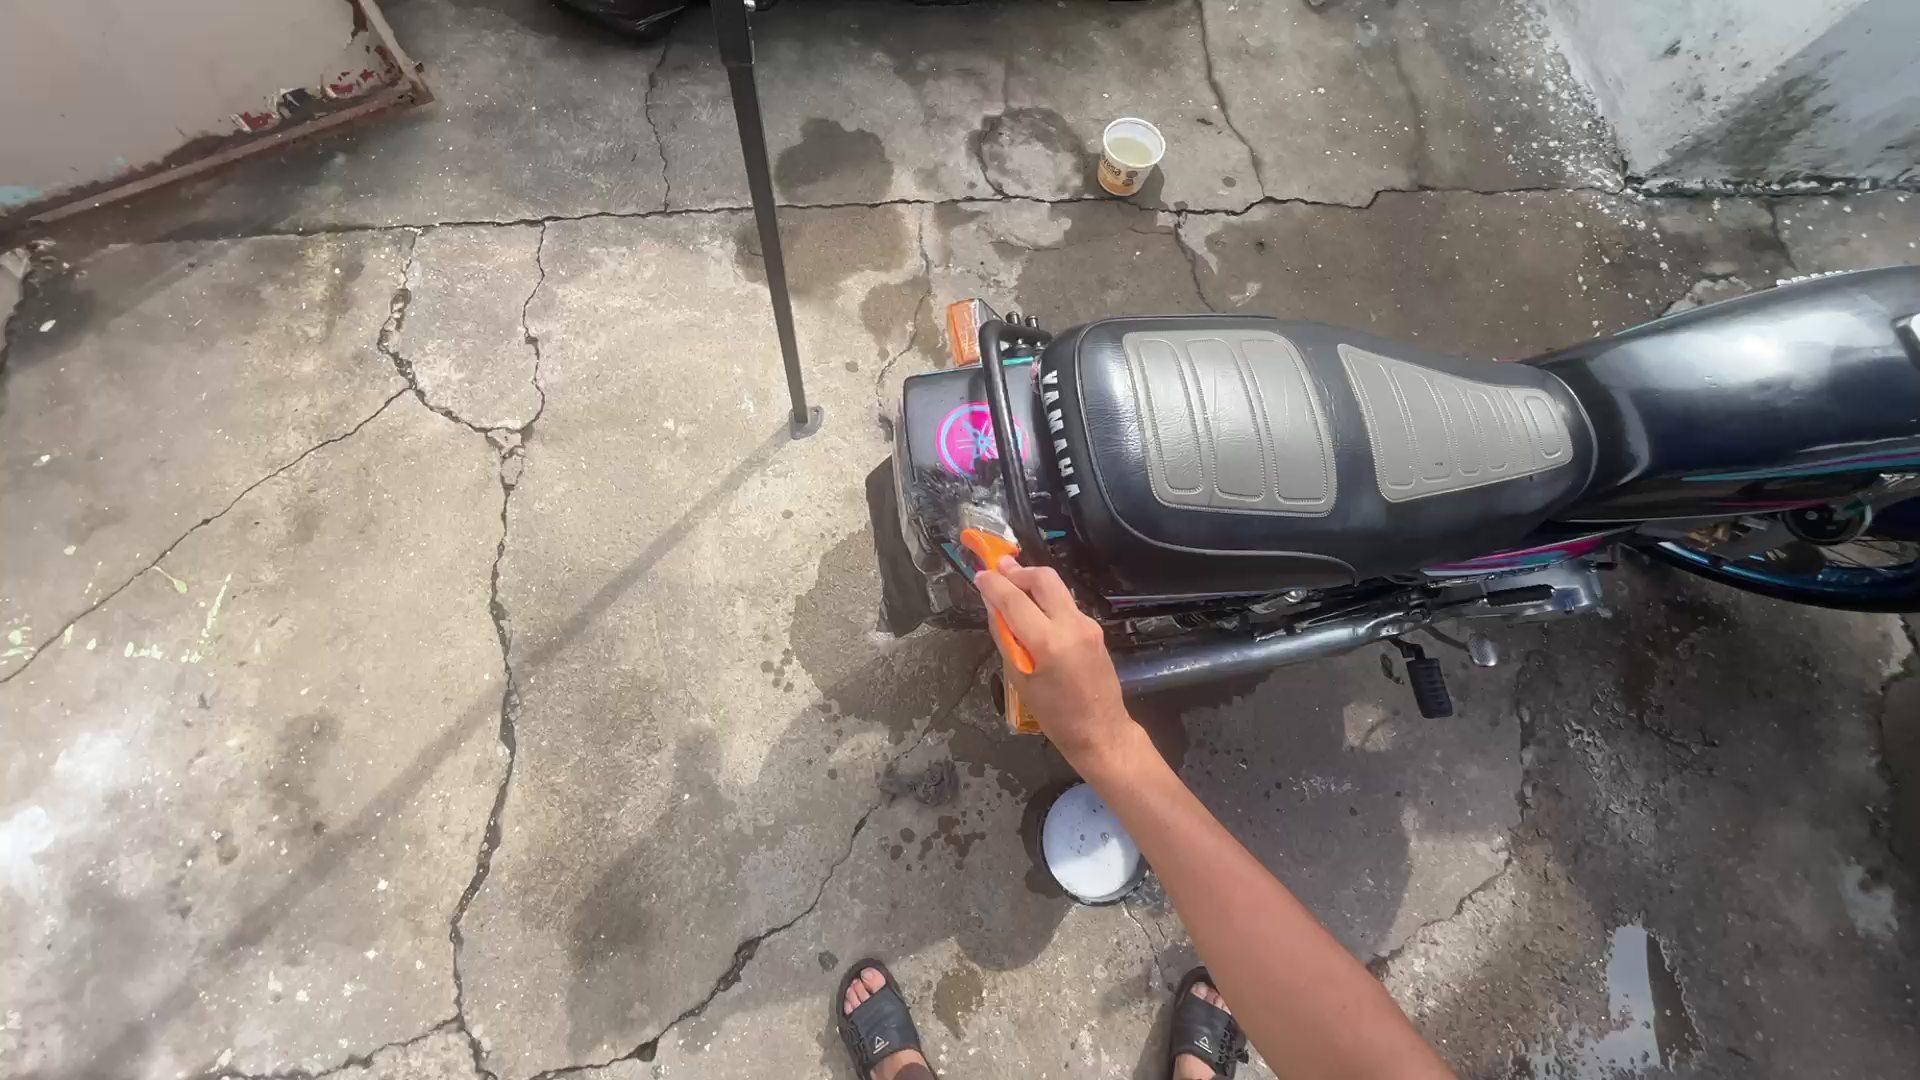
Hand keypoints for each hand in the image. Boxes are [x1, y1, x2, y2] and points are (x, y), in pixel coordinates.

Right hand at [973, 555, 1137, 769]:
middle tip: (998, 573)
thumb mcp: (1019, 679)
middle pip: (1043, 578)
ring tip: (1012, 592)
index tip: (980, 574)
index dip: (994, 584)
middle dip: (1018, 572)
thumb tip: (993, 607)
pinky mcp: (1094, 629)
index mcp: (1049, 642)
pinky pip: (1065, 605)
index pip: (1015, 600)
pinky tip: (1034, 616)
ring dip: (1032, 584)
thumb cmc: (1055, 715)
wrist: (1101, 731)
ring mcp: (1087, 625)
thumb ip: (1006, 638)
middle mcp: (1072, 625)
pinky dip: (1046, 602)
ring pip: (1056, 588)